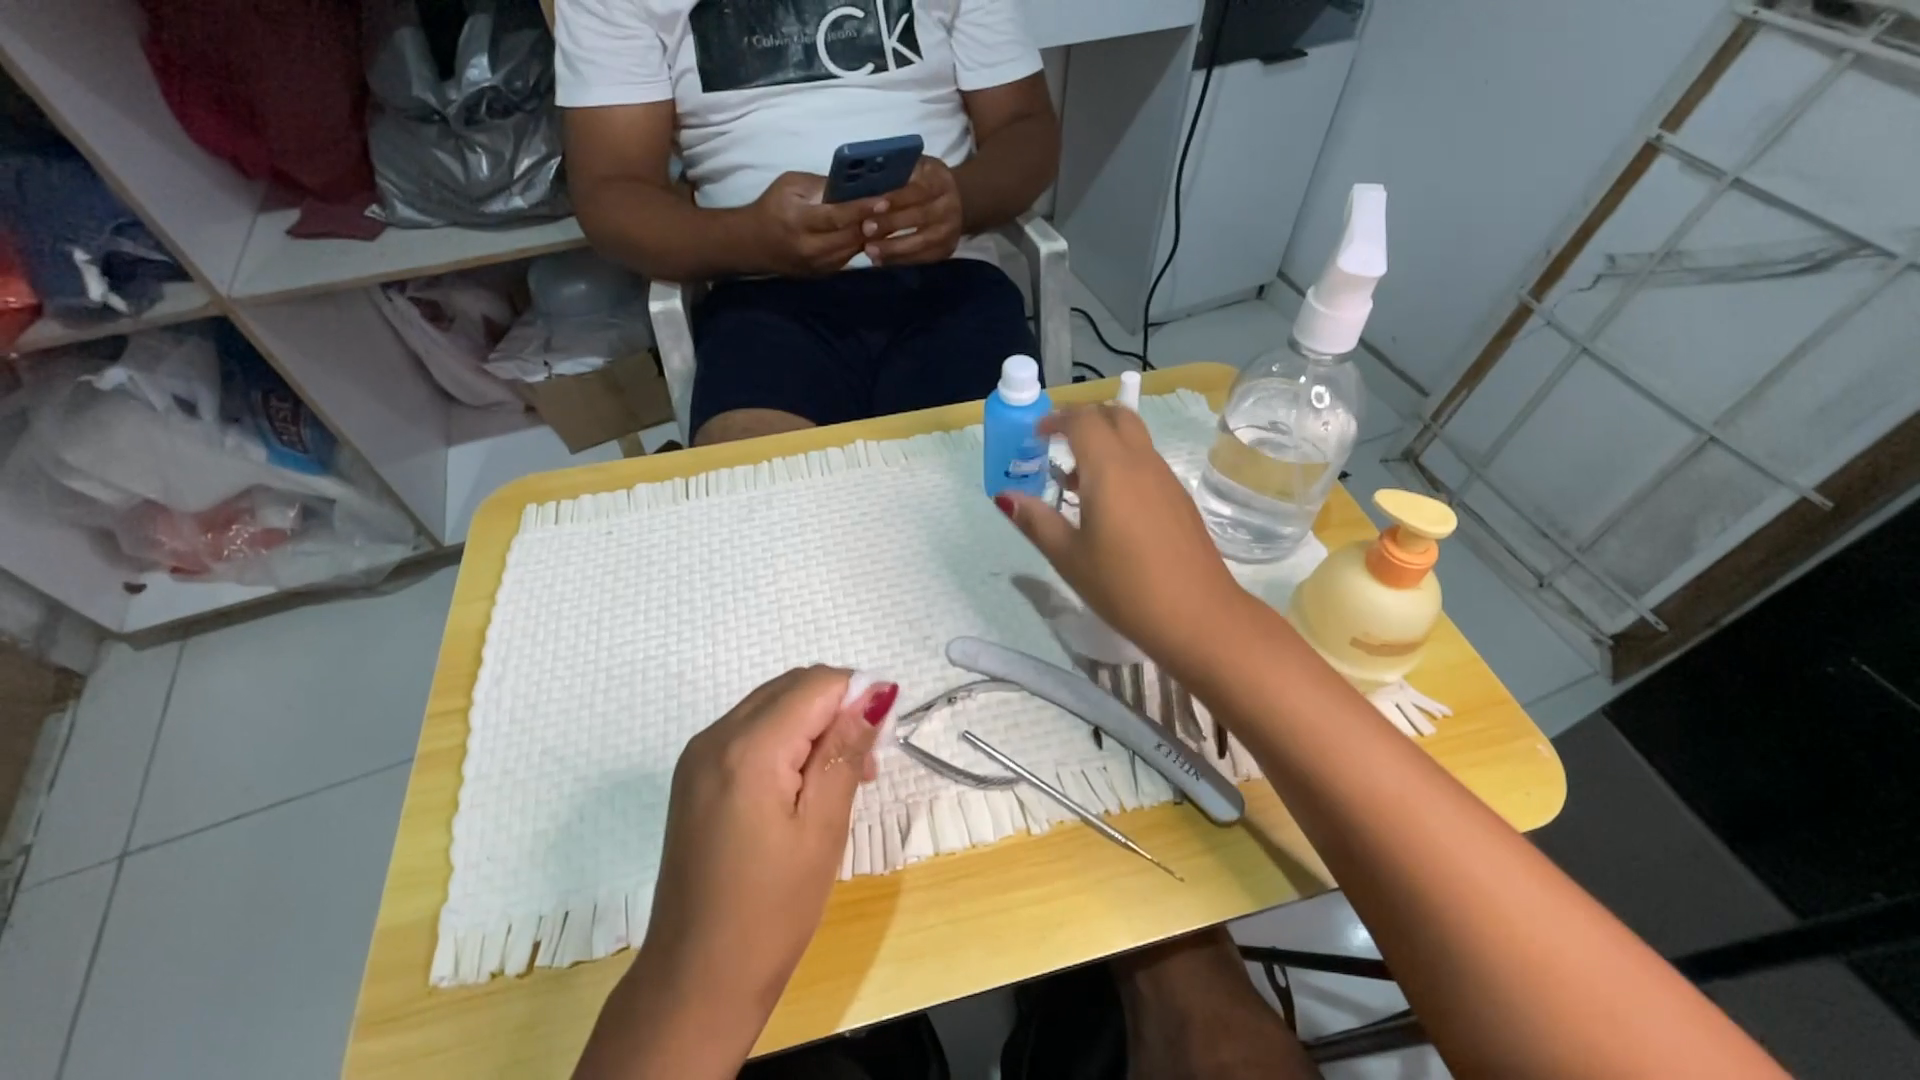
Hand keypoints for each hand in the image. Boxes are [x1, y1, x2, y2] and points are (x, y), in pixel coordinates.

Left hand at [601, 667, 897, 1075]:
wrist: (698, 978)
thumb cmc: (773, 910)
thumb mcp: (822, 829)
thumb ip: (845, 751)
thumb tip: (876, 692)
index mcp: (747, 748)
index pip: (816, 683)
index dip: (858, 698)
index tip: (881, 745)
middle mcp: (714, 737)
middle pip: (791, 688)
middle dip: (836, 710)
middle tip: (865, 768)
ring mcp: (697, 758)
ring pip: (770, 707)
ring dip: (813, 726)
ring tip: (840, 784)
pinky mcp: (693, 779)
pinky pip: (749, 734)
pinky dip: (784, 744)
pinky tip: (801, 790)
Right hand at [748, 172, 885, 276]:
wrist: (753, 244)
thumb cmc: (772, 207)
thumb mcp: (790, 185)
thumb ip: (822, 185)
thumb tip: (853, 185)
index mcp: (800, 221)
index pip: (838, 216)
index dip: (863, 208)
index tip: (884, 200)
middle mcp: (811, 248)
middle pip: (851, 236)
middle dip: (874, 223)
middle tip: (893, 209)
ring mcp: (819, 265)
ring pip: (854, 250)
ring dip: (872, 236)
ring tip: (887, 220)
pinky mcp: (824, 274)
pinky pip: (849, 258)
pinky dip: (861, 244)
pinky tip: (872, 232)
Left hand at [861, 157, 963, 265]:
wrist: (960, 201)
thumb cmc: (927, 181)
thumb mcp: (917, 168)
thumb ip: (898, 174)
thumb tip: (866, 183)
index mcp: (940, 182)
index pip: (918, 190)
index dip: (897, 199)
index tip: (875, 206)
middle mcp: (948, 207)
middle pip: (920, 217)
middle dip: (891, 224)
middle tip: (866, 229)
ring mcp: (950, 232)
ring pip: (921, 243)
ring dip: (893, 248)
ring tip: (869, 250)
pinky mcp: (945, 251)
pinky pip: (920, 258)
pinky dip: (898, 260)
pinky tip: (879, 260)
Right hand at [994, 406, 1246, 661]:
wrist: (1197, 616)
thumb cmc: (1123, 586)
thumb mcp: (1068, 557)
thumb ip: (1037, 521)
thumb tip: (1006, 497)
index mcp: (1110, 468)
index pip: (1083, 420)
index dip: (1056, 419)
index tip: (1035, 435)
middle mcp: (1141, 462)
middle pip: (1116, 415)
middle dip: (1085, 419)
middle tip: (1058, 444)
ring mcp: (1166, 479)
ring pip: (1135, 439)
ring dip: (1106, 443)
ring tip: (1078, 481)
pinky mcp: (1180, 500)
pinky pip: (1147, 463)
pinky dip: (1123, 464)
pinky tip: (1109, 506)